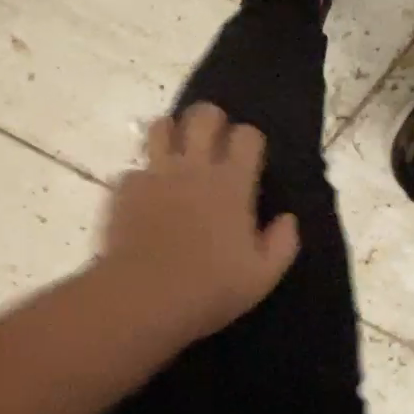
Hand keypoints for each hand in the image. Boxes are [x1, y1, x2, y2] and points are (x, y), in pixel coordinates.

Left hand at [94, 103, 298, 341]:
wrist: (142, 298)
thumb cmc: (209, 289)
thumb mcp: (262, 276)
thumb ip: (282, 243)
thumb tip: (287, 218)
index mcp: (232, 183)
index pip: (247, 135)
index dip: (250, 139)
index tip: (249, 157)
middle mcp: (194, 167)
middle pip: (204, 116)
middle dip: (211, 119)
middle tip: (212, 139)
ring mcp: (156, 174)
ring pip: (161, 127)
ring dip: (171, 132)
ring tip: (175, 151)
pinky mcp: (125, 189)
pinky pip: (134, 170)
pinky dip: (141, 179)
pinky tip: (145, 197)